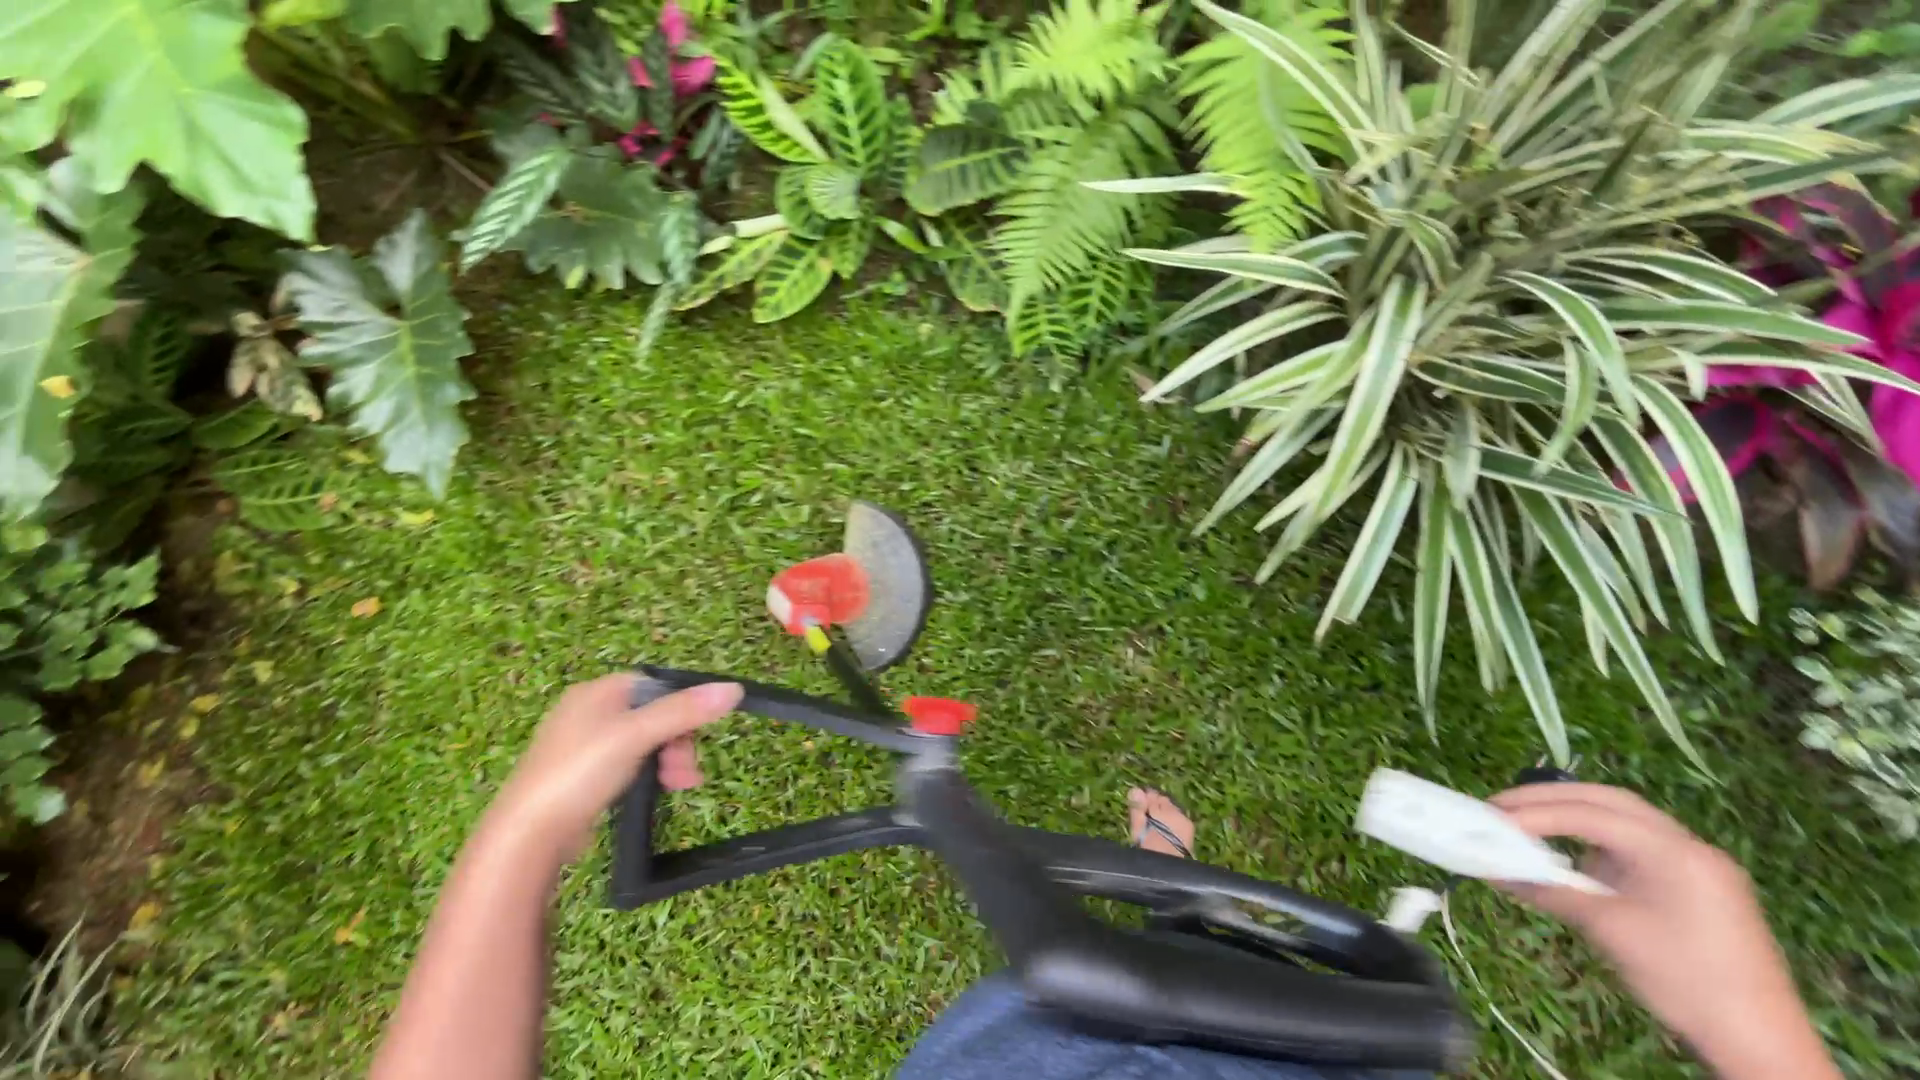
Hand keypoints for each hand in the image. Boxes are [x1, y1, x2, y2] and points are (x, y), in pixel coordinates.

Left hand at [483, 675, 742, 867]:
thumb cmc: (581, 772)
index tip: (699, 731)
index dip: (682, 705)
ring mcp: (584, 747)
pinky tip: (660, 792)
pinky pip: (629, 765)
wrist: (529, 834)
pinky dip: (650, 774)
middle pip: (653, 715)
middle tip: (687, 769)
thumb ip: (684, 711)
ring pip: (645, 742)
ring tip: (681, 785)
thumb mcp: (637, 735)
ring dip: (669, 760)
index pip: (654, 684)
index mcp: (596, 692)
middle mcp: (588, 713)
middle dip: (678, 740)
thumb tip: (734, 688)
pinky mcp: (584, 777)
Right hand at [1491, 784, 1839, 1079]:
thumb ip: (1550, 892)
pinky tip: (1566, 854)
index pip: (1591, 814)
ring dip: (1571, 815)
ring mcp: (1695, 863)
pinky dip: (1593, 841)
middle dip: (1550, 799)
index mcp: (1675, 852)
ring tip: (1523, 822)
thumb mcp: (1609, 931)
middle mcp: (1688, 846)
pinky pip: (1634, 845)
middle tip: (1499, 806)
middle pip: (1608, 801)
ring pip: (1622, 818)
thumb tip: (1494, 871)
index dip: (1536, 813)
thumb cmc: (1684, 980)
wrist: (1761, 1041)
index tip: (1491, 819)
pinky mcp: (1694, 883)